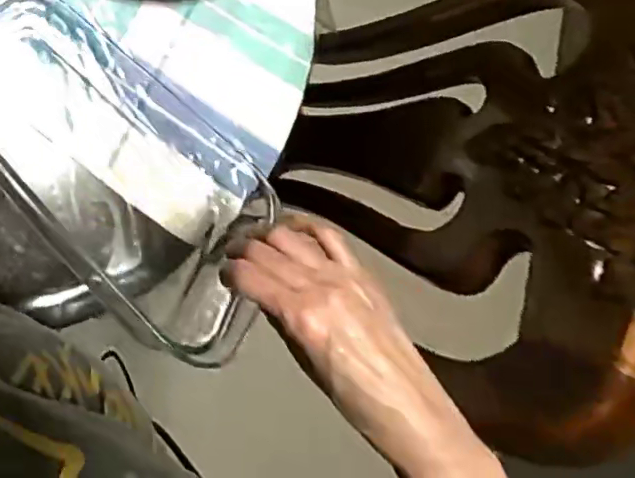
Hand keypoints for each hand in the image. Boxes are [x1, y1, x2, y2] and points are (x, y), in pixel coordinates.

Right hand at [227, 217, 502, 477]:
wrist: (412, 410)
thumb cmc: (354, 400)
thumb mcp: (304, 363)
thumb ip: (280, 320)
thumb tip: (260, 294)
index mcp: (302, 316)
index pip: (251, 276)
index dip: (229, 271)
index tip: (222, 273)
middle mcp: (320, 286)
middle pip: (266, 249)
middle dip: (241, 248)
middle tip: (230, 254)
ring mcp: (343, 274)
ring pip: (290, 235)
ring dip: (265, 234)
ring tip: (254, 240)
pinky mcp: (362, 272)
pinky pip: (328, 234)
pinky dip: (305, 224)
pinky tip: (291, 227)